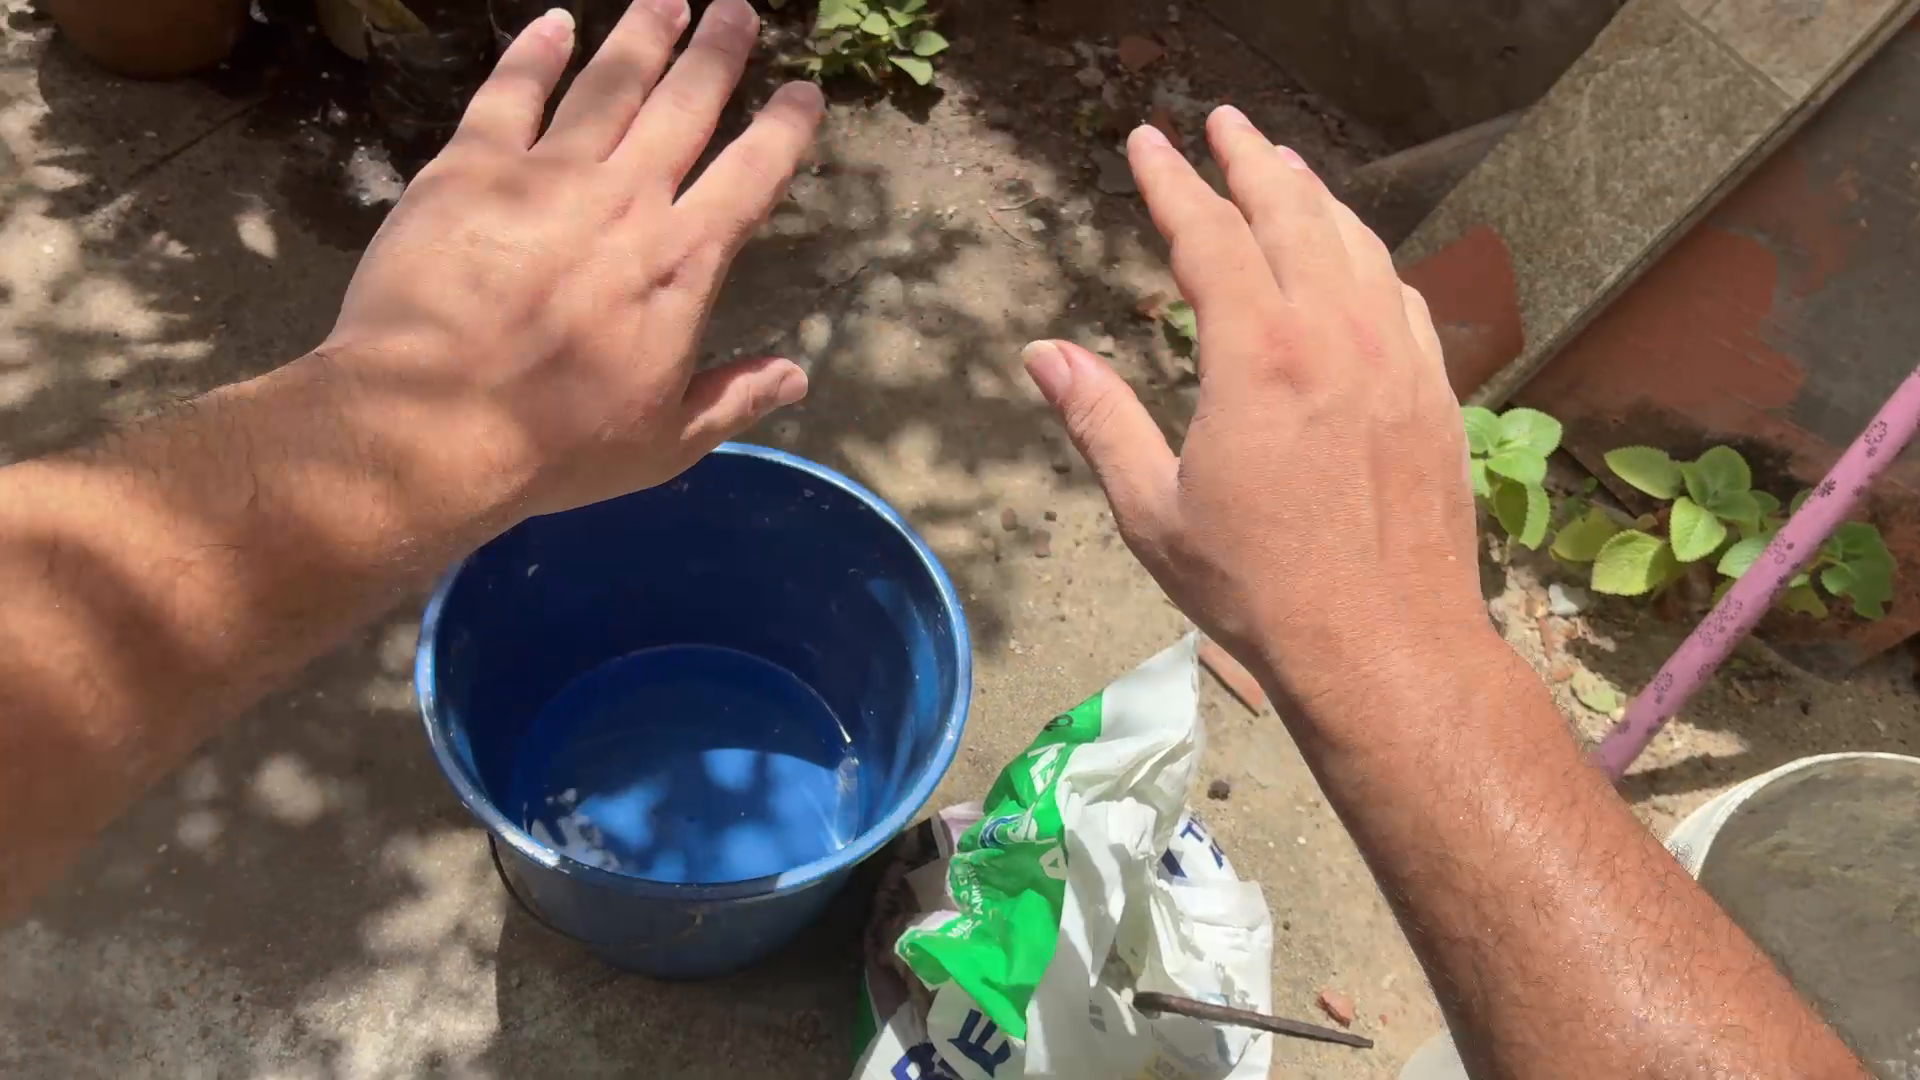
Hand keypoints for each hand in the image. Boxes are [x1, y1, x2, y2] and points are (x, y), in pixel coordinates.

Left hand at [321, 0, 821, 520]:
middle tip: (739, 10)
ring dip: (643, 37)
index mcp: (682, 266)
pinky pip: (509, 94)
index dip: (783, 132)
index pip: (749, 179)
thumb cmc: (566, 442)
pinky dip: (534, 55)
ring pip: (606, 86)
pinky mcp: (467, 172)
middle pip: (683, 109)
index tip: (804, 94)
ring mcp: (543, 178)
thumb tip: (798, 378)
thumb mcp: (673, 440)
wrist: (435, 426)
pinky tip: (556, 23)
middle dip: (718, 54)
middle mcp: (625, 203)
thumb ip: (739, 399)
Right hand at [1023, 107, 1487, 721]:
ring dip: (1312, 195)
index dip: (1172, 185)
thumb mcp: (1151, 509)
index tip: (1147, 144)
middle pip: (1292, 215)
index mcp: (1257, 359)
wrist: (1381, 645)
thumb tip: (1043, 354)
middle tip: (1222, 123)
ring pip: (1355, 243)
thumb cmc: (1252, 586)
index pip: (1210, 238)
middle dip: (1249, 161)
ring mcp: (1396, 358)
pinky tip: (1350, 258)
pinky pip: (1398, 293)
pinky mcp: (1431, 391)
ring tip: (1281, 166)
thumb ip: (1098, 420)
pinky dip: (1364, 255)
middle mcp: (1334, 336)